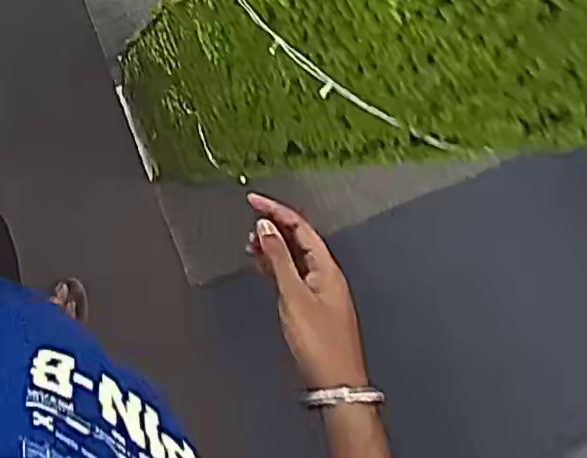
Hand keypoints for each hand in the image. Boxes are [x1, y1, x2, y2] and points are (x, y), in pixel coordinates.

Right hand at [246, 193, 367, 389]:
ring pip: (293, 255)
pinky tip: (262, 263)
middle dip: (274, 225)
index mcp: (326, 266)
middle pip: (298, 238)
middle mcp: (325, 273)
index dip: (276, 210)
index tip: (253, 200)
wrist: (336, 386)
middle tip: (250, 217)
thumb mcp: (294, 295)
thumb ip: (278, 258)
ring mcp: (319, 289)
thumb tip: (265, 226)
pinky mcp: (312, 303)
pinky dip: (276, 264)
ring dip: (273, 245)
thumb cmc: (320, 343)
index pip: (299, 226)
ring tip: (251, 240)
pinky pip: (292, 272)